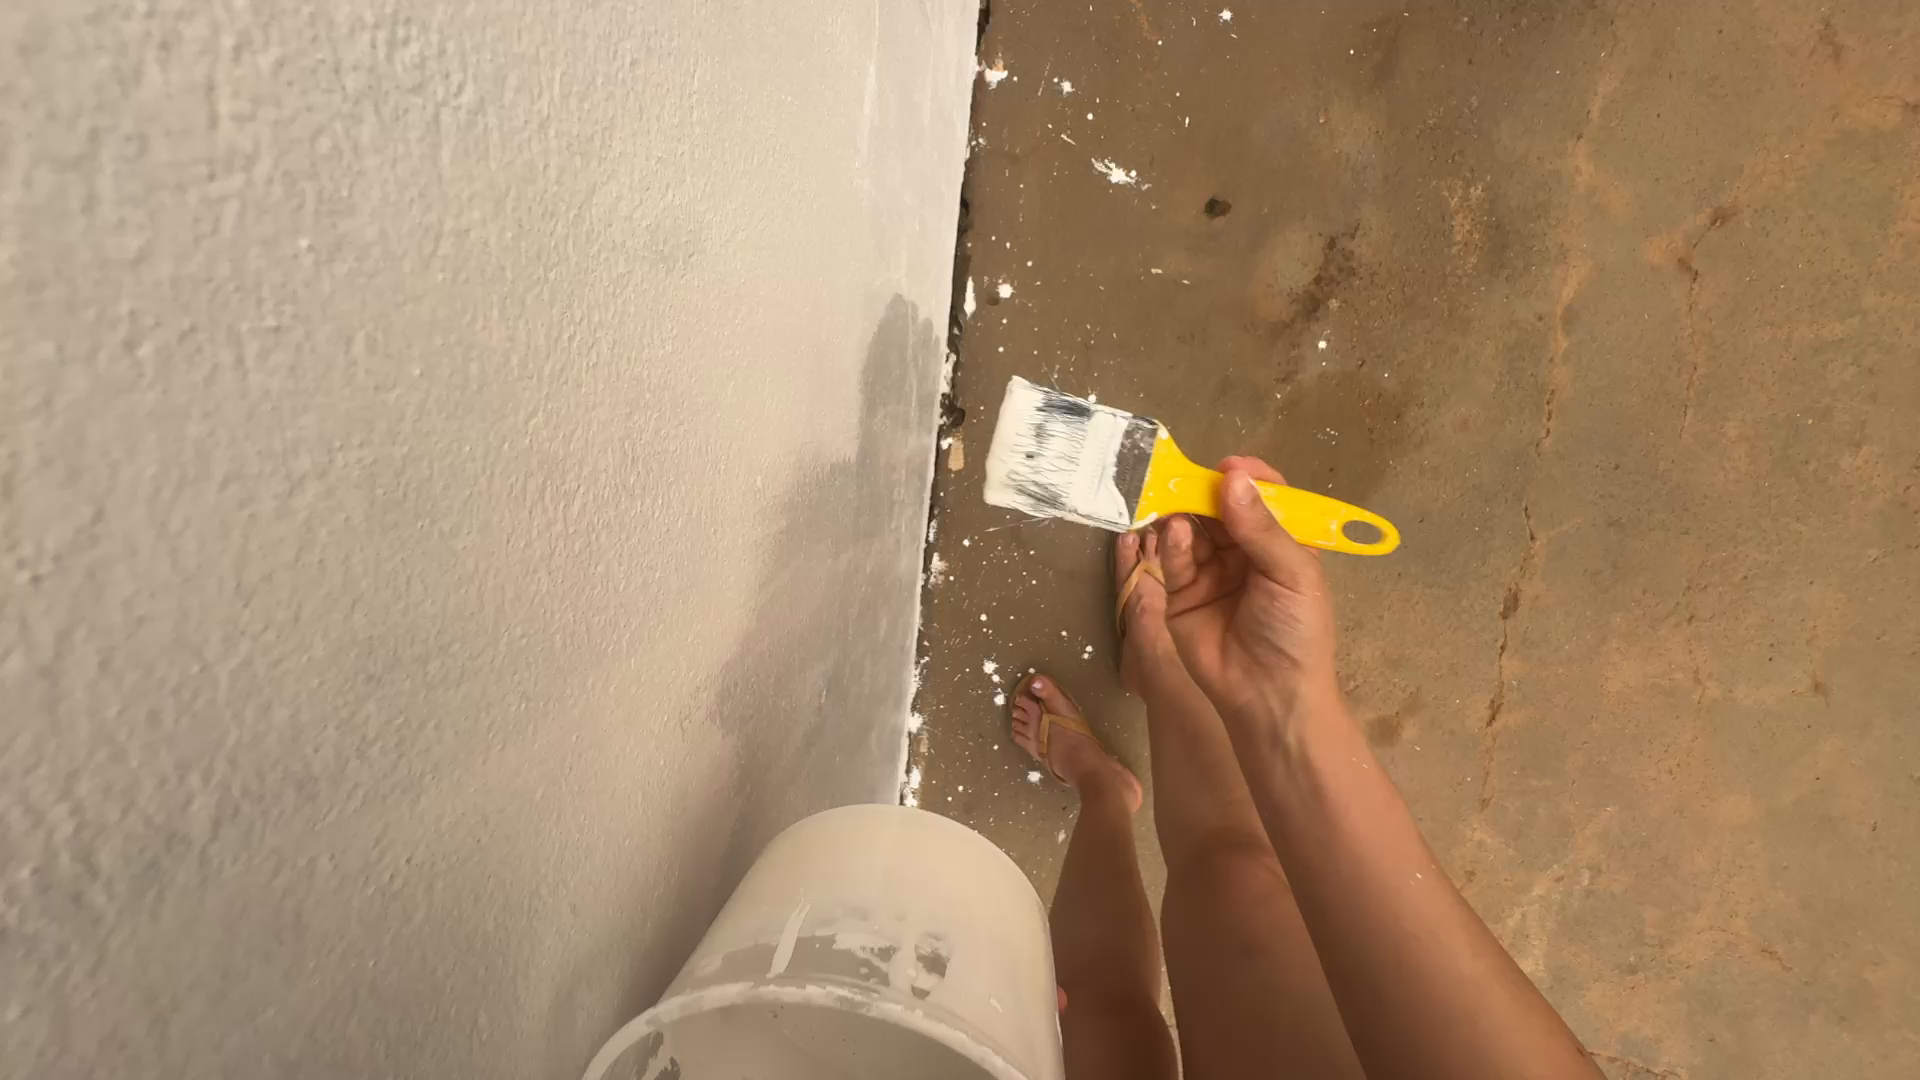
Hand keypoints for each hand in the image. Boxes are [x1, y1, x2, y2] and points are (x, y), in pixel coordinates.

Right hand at [1154, 457, 1341, 723]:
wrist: (1268, 694)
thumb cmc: (1295, 632)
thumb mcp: (1291, 573)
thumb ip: (1261, 527)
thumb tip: (1233, 478)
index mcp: (1280, 543)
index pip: (1263, 498)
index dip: (1248, 479)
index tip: (1231, 467)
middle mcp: (1244, 552)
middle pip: (1221, 509)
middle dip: (1206, 492)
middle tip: (1187, 476)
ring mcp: (1211, 571)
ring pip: (1194, 529)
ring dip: (1186, 514)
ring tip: (1178, 507)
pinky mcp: (1181, 592)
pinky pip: (1175, 559)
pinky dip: (1174, 543)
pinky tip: (1177, 534)